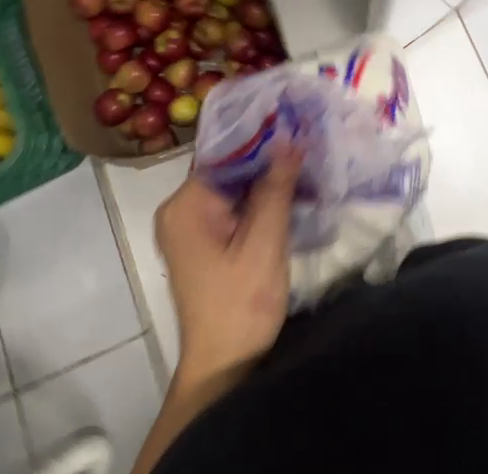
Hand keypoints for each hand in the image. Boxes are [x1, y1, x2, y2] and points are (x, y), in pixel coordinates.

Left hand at [155, 150, 300, 388]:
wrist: (225, 366)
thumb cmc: (242, 305)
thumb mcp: (264, 244)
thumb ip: (275, 188)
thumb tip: (289, 138)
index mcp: (185, 205)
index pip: (223, 153)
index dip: (260, 136)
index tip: (296, 121)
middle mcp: (179, 209)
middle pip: (227, 168)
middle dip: (267, 157)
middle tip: (308, 139)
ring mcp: (189, 227)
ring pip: (233, 187)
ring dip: (266, 179)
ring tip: (306, 161)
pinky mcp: (203, 241)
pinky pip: (232, 206)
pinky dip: (258, 200)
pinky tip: (290, 193)